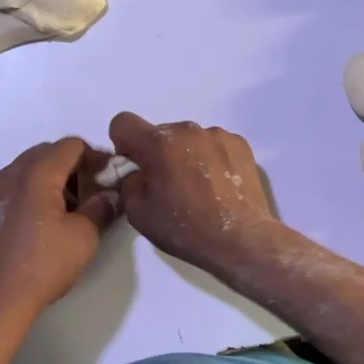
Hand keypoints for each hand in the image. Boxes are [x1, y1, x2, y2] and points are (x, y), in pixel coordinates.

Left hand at [0, 137, 118, 319]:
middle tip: (92, 193)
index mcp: (37, 173)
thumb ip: (101, 207)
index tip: (109, 180)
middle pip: (49, 152)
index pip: (72, 145)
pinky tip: (43, 223)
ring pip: (30, 169)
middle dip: (74, 167)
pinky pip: (15, 187)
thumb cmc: (44, 264)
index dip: (95, 158)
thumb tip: (111, 195)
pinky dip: (33, 192)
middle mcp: (11, 173)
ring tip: (69, 210)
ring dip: (53, 179)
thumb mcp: (84, 236)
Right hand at [106, 113, 278, 274]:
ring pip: (187, 138)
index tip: (135, 166)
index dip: (123, 143)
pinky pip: (213, 144)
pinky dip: (210, 158)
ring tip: (198, 188)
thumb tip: (137, 173)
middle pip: (158, 133)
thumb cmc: (185, 229)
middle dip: (157, 153)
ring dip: (185, 155)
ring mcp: (216, 134)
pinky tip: (218, 185)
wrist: (241, 240)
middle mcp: (185, 129)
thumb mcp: (138, 213)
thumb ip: (128, 183)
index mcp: (157, 143)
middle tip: (169, 185)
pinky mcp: (239, 143)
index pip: (123, 122)